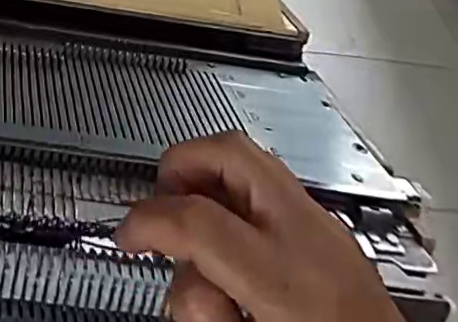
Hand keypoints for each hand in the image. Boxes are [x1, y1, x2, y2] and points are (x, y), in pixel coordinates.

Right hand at [116, 132, 402, 321]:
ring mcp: (323, 225)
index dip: (148, 219)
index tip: (127, 233)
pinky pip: (269, 187)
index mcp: (287, 279)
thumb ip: (205, 307)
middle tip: (162, 207)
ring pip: (250, 161)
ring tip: (203, 249)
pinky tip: (235, 249)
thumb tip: (181, 283)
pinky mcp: (330, 230)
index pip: (198, 220)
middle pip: (230, 151)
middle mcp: (308, 236)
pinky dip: (238, 200)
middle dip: (182, 166)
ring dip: (209, 188)